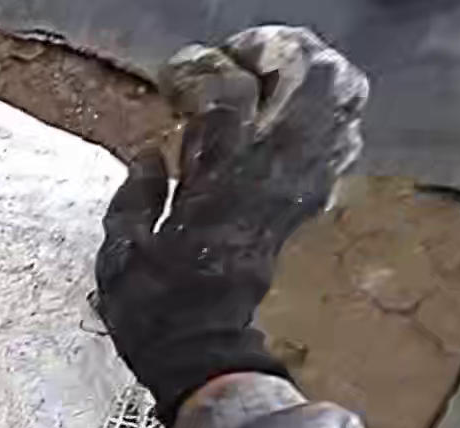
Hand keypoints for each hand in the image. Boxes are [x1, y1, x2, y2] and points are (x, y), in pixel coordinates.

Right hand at [96, 26, 368, 424]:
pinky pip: (341, 137)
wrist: (197, 342)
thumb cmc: (148, 305)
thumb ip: (134, 198)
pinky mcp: (303, 200)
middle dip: (269, 53)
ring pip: (336, 97)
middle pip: (300, 79)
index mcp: (214, 184)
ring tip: (275, 66)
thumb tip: (149, 152)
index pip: (222, 100)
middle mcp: (267, 173)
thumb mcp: (118, 256)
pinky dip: (332, 110)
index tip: (172, 70)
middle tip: (233, 53)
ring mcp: (295, 184)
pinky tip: (307, 109)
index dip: (199, 73)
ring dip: (311, 70)